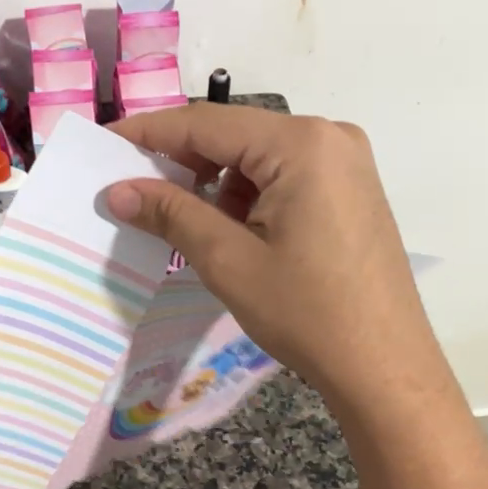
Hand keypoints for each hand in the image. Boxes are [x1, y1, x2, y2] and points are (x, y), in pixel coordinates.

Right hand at [105, 104, 438, 411]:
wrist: (383, 365)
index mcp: (301, 143)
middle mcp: (329, 137)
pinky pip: (287, 178)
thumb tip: (118, 191)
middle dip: (182, 162)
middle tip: (133, 190)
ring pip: (260, 159)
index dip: (149, 134)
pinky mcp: (352, 193)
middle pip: (236, 136)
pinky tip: (228, 231)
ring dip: (216, 184)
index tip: (104, 146)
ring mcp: (347, 164)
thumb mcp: (229, 262)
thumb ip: (172, 215)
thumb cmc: (305, 314)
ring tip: (178, 220)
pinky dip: (250, 197)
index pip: (207, 123)